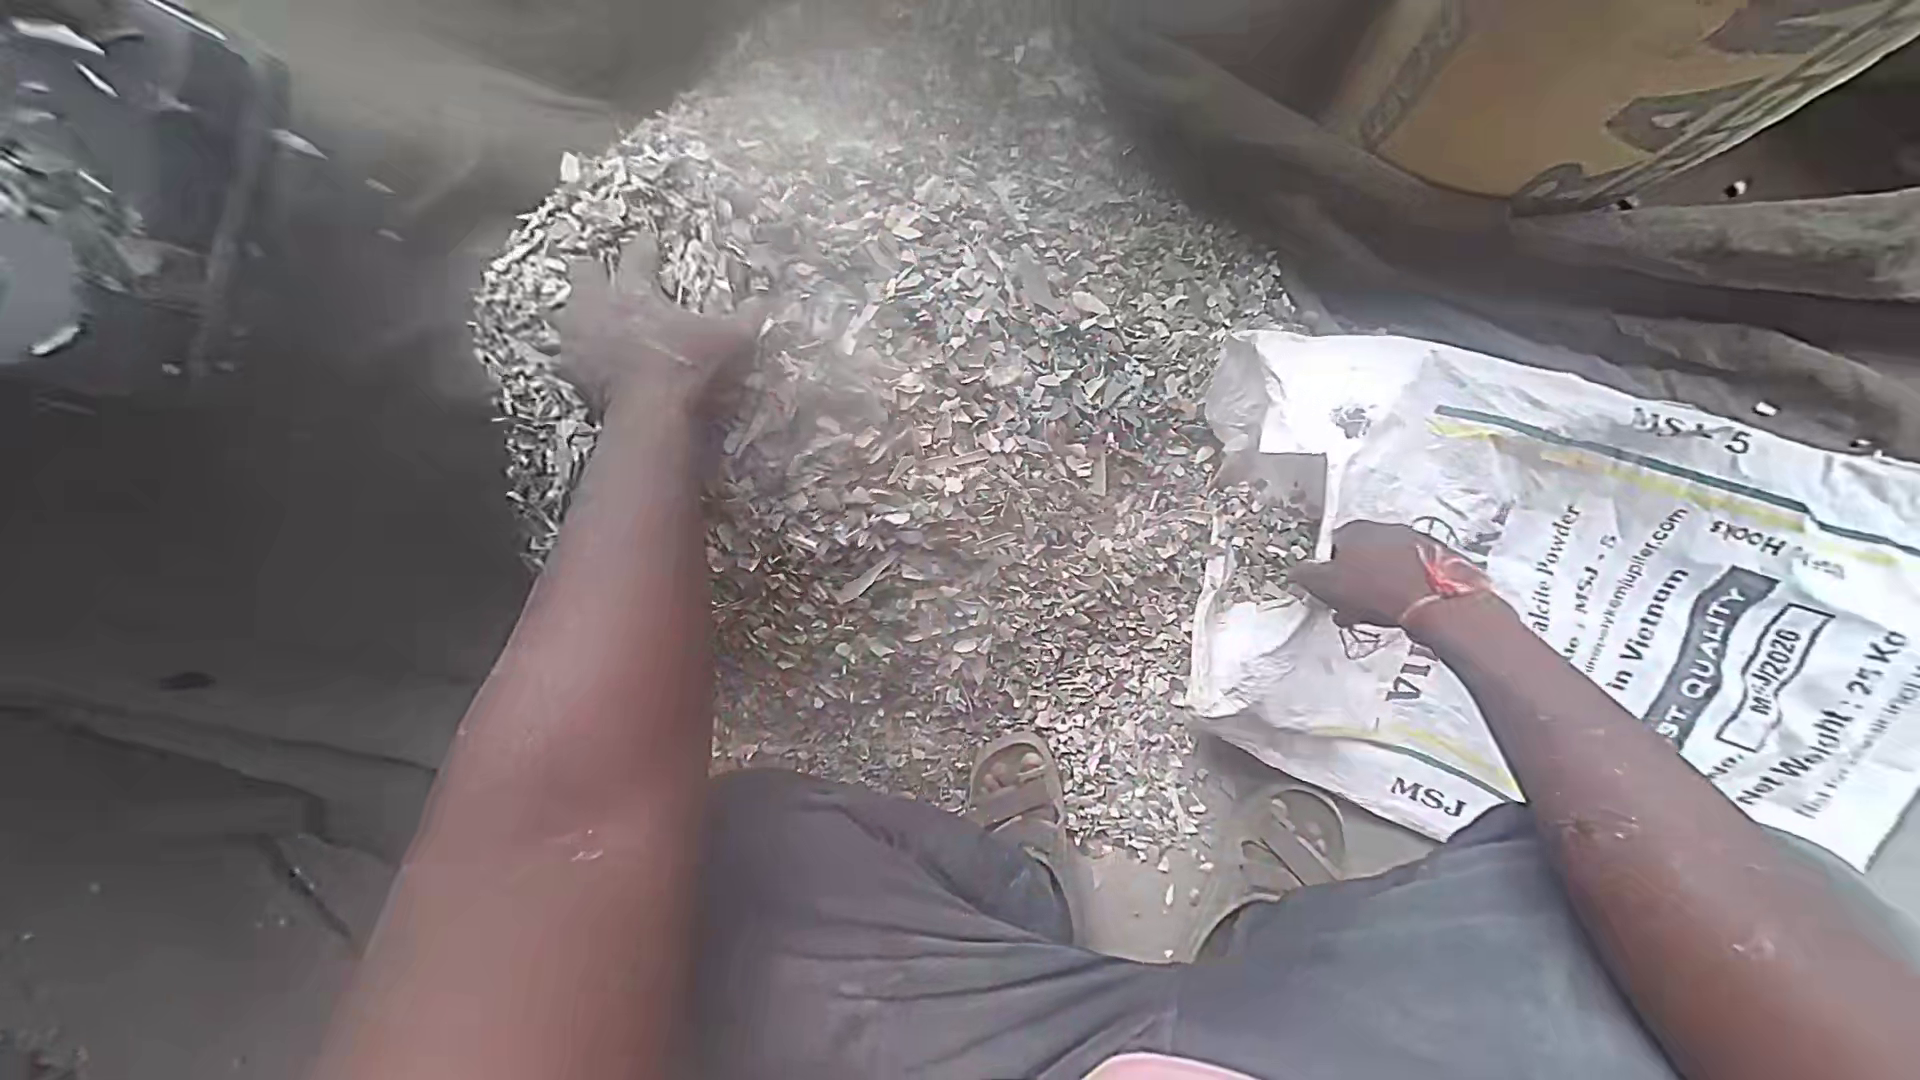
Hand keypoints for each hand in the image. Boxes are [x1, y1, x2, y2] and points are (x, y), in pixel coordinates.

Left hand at [555, 233, 766, 417]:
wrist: (651, 413)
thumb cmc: (689, 368)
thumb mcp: (729, 341)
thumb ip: (747, 319)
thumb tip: (766, 302)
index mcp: (635, 291)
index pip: (638, 256)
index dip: (646, 246)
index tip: (649, 240)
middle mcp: (598, 307)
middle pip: (585, 271)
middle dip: (594, 269)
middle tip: (603, 272)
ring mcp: (580, 339)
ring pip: (568, 311)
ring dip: (580, 312)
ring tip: (590, 317)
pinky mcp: (573, 372)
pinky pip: (569, 355)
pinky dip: (579, 356)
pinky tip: (588, 361)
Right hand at [1289, 520, 1488, 630]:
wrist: (1436, 604)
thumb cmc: (1374, 591)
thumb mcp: (1324, 585)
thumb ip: (1304, 575)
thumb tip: (1294, 572)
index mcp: (1355, 529)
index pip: (1329, 546)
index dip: (1324, 571)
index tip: (1326, 591)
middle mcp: (1387, 528)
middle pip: (1360, 555)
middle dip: (1352, 580)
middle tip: (1349, 605)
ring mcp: (1418, 542)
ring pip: (1387, 565)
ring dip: (1377, 586)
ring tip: (1375, 613)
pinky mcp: (1444, 560)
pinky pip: (1413, 574)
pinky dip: (1404, 588)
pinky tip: (1400, 608)